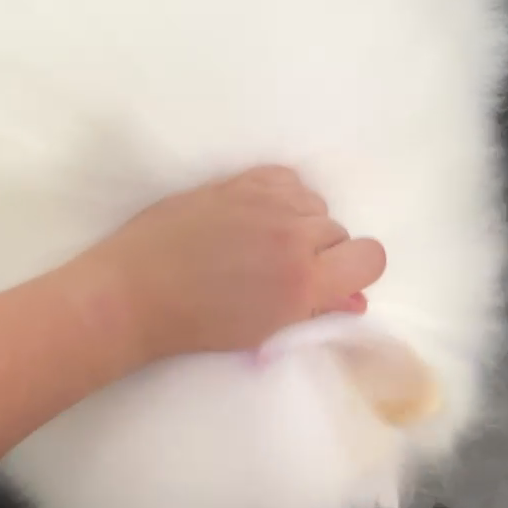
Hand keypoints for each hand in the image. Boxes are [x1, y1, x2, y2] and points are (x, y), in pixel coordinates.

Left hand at [68, 166, 386, 360]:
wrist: (137, 293)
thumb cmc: (198, 324)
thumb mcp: (265, 330)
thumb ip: (315, 311)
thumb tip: (353, 300)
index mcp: (302, 283)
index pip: (371, 257)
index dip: (356, 271)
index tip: (332, 281)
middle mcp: (291, 237)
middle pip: (341, 230)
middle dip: (323, 252)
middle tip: (285, 270)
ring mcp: (264, 203)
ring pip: (315, 203)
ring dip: (301, 222)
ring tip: (265, 243)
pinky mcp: (238, 182)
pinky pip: (288, 178)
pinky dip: (282, 196)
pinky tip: (257, 216)